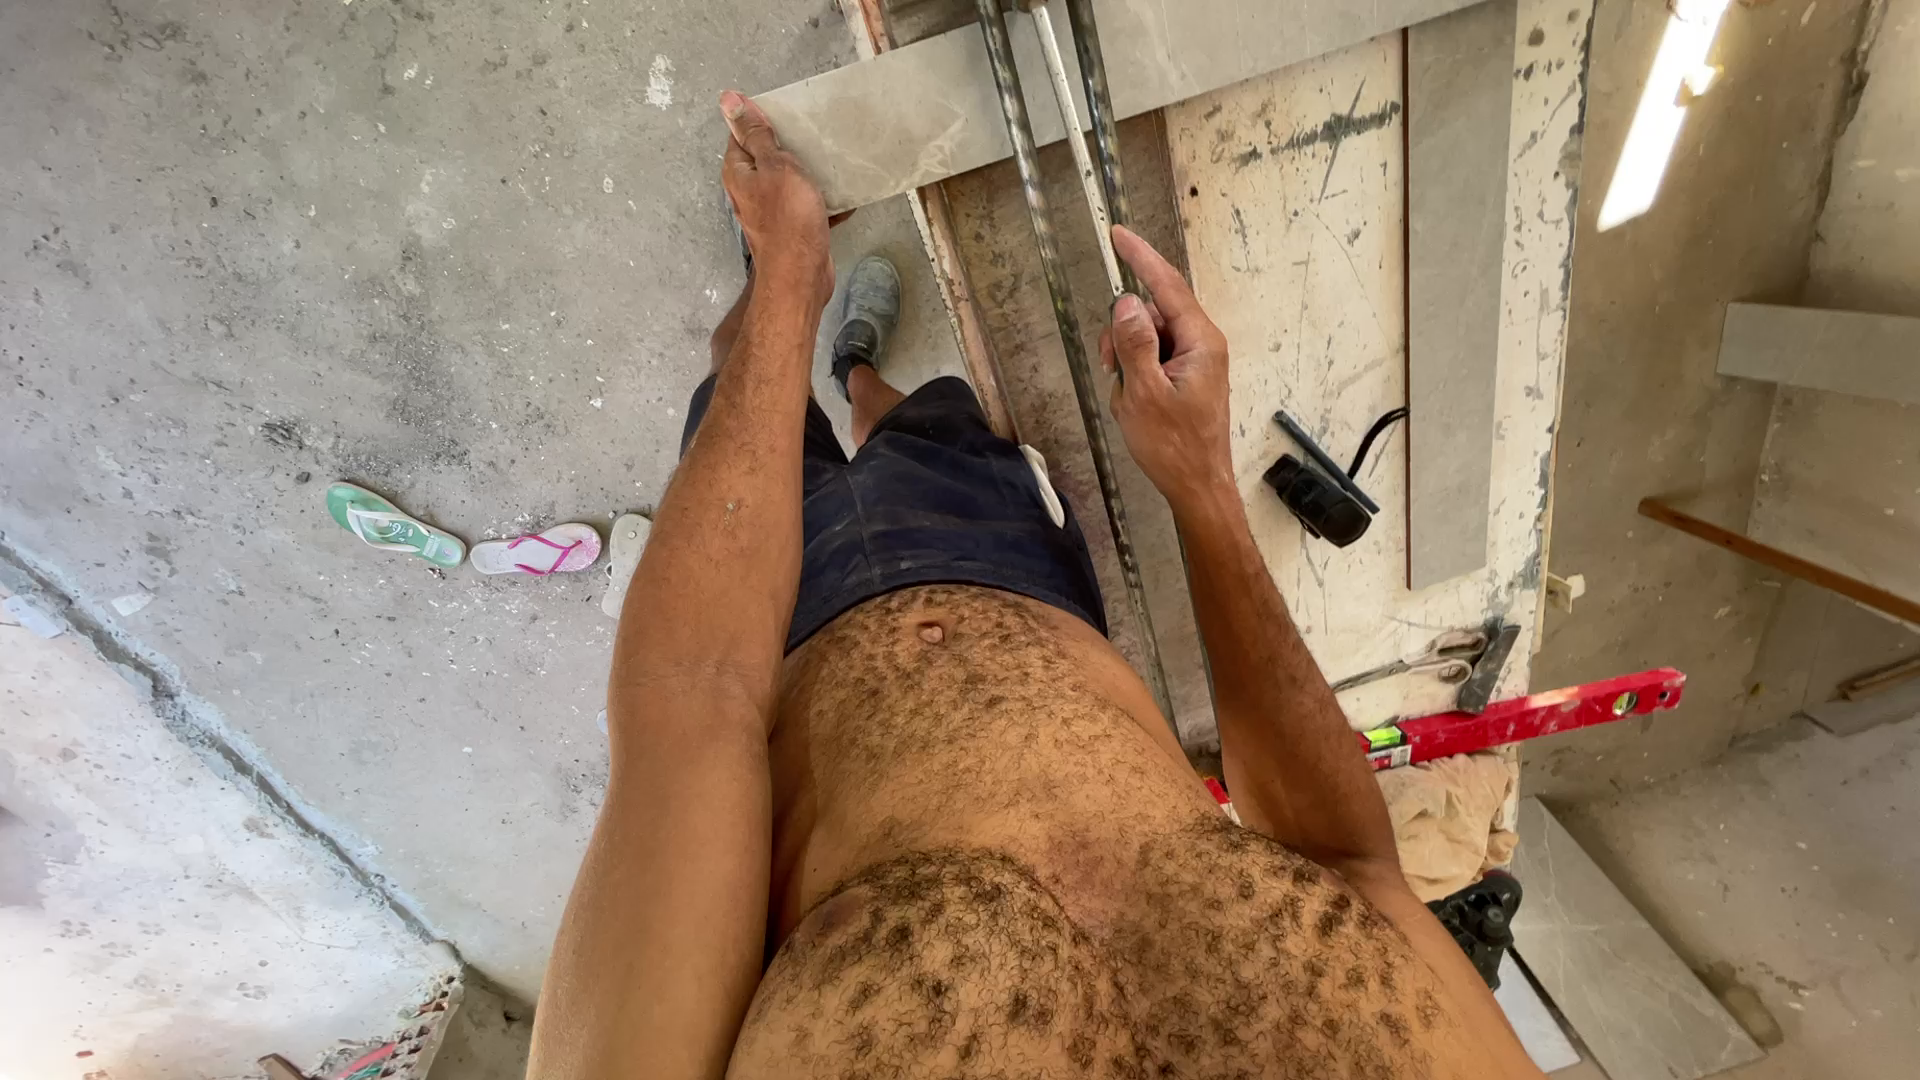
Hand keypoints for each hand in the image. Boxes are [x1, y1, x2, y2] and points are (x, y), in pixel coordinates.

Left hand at [719, 90, 833, 308]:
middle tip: (815, 133)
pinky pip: (810, 206)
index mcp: (739, 172)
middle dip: (792, 146)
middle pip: (770, 157)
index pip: (744, 133)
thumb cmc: (788, 221)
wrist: (802, 276)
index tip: (791, 113)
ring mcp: (773, 212)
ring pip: (792, 182)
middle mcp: (751, 191)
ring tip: (833, 160)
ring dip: (811, 173)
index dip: (765, 120)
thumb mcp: (774, 166)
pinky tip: (844, 195)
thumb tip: (728, 100)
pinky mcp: (795, 229)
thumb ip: (755, 134)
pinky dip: (825, 201)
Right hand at [1101, 225, 1235, 517]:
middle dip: (1123, 333)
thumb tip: (1125, 303)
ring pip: (1146, 337)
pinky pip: (1151, 360)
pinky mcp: (1184, 378)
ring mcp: (1193, 361)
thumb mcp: (1144, 394)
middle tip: (1111, 368)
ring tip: (1126, 396)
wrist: (1196, 485)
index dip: (1141, 258)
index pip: (1166, 286)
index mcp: (1200, 341)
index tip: (1118, 234)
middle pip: (1150, 313)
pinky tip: (1134, 402)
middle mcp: (1200, 344)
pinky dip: (1135, 374)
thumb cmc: (1173, 446)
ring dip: (1126, 360)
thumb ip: (1135, 344)